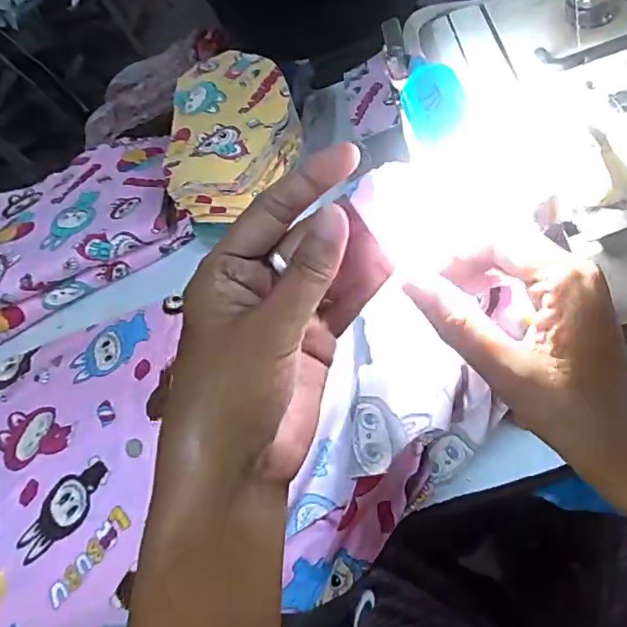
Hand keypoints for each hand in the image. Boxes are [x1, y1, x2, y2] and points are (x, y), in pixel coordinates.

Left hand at [159, 143, 388, 490]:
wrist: (238, 471)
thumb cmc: (231, 394)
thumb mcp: (268, 329)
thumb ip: (308, 274)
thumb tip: (337, 215)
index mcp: (227, 273)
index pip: (271, 215)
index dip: (308, 183)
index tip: (347, 155)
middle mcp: (257, 285)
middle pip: (305, 241)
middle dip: (342, 223)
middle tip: (390, 198)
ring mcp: (288, 314)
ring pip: (329, 272)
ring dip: (359, 253)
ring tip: (399, 226)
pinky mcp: (313, 340)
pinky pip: (341, 303)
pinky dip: (363, 286)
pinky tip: (391, 265)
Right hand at [401, 233, 626, 483]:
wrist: (623, 447)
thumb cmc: (567, 412)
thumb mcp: (504, 368)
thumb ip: (456, 321)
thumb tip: (409, 281)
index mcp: (564, 275)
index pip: (495, 241)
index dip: (453, 257)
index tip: (420, 283)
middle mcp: (577, 268)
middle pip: (508, 246)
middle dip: (465, 265)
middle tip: (430, 293)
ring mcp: (582, 284)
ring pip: (518, 262)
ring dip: (482, 276)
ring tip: (449, 302)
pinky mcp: (580, 302)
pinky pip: (533, 281)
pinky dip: (503, 290)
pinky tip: (481, 311)